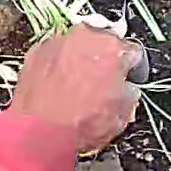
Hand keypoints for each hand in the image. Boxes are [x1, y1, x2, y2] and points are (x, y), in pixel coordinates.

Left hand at [8, 26, 142, 153]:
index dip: (133, 68)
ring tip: (77, 84)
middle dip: (105, 59)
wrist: (39, 133)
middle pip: (103, 43)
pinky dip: (58, 64)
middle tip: (102, 81)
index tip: (129, 78)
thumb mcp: (122, 114)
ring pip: (77, 46)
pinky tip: (58, 85)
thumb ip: (129, 92)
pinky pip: (55, 54)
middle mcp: (86, 37)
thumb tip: (126, 90)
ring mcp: (59, 42)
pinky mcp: (36, 52)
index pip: (133, 52)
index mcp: (114, 47)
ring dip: (80, 59)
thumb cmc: (80, 122)